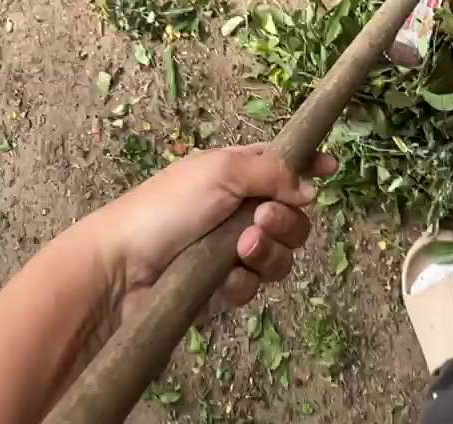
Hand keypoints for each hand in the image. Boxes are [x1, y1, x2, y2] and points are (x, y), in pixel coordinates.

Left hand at [78, 144, 338, 322]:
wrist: (121, 271)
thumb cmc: (168, 206)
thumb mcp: (222, 170)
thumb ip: (273, 172)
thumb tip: (309, 190)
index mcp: (239, 173)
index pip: (286, 164)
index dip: (311, 165)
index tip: (331, 168)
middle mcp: (242, 209)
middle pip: (294, 214)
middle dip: (288, 217)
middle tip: (264, 218)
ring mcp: (235, 251)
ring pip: (283, 252)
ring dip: (270, 249)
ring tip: (242, 248)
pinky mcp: (226, 288)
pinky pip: (257, 284)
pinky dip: (245, 280)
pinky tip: (225, 277)